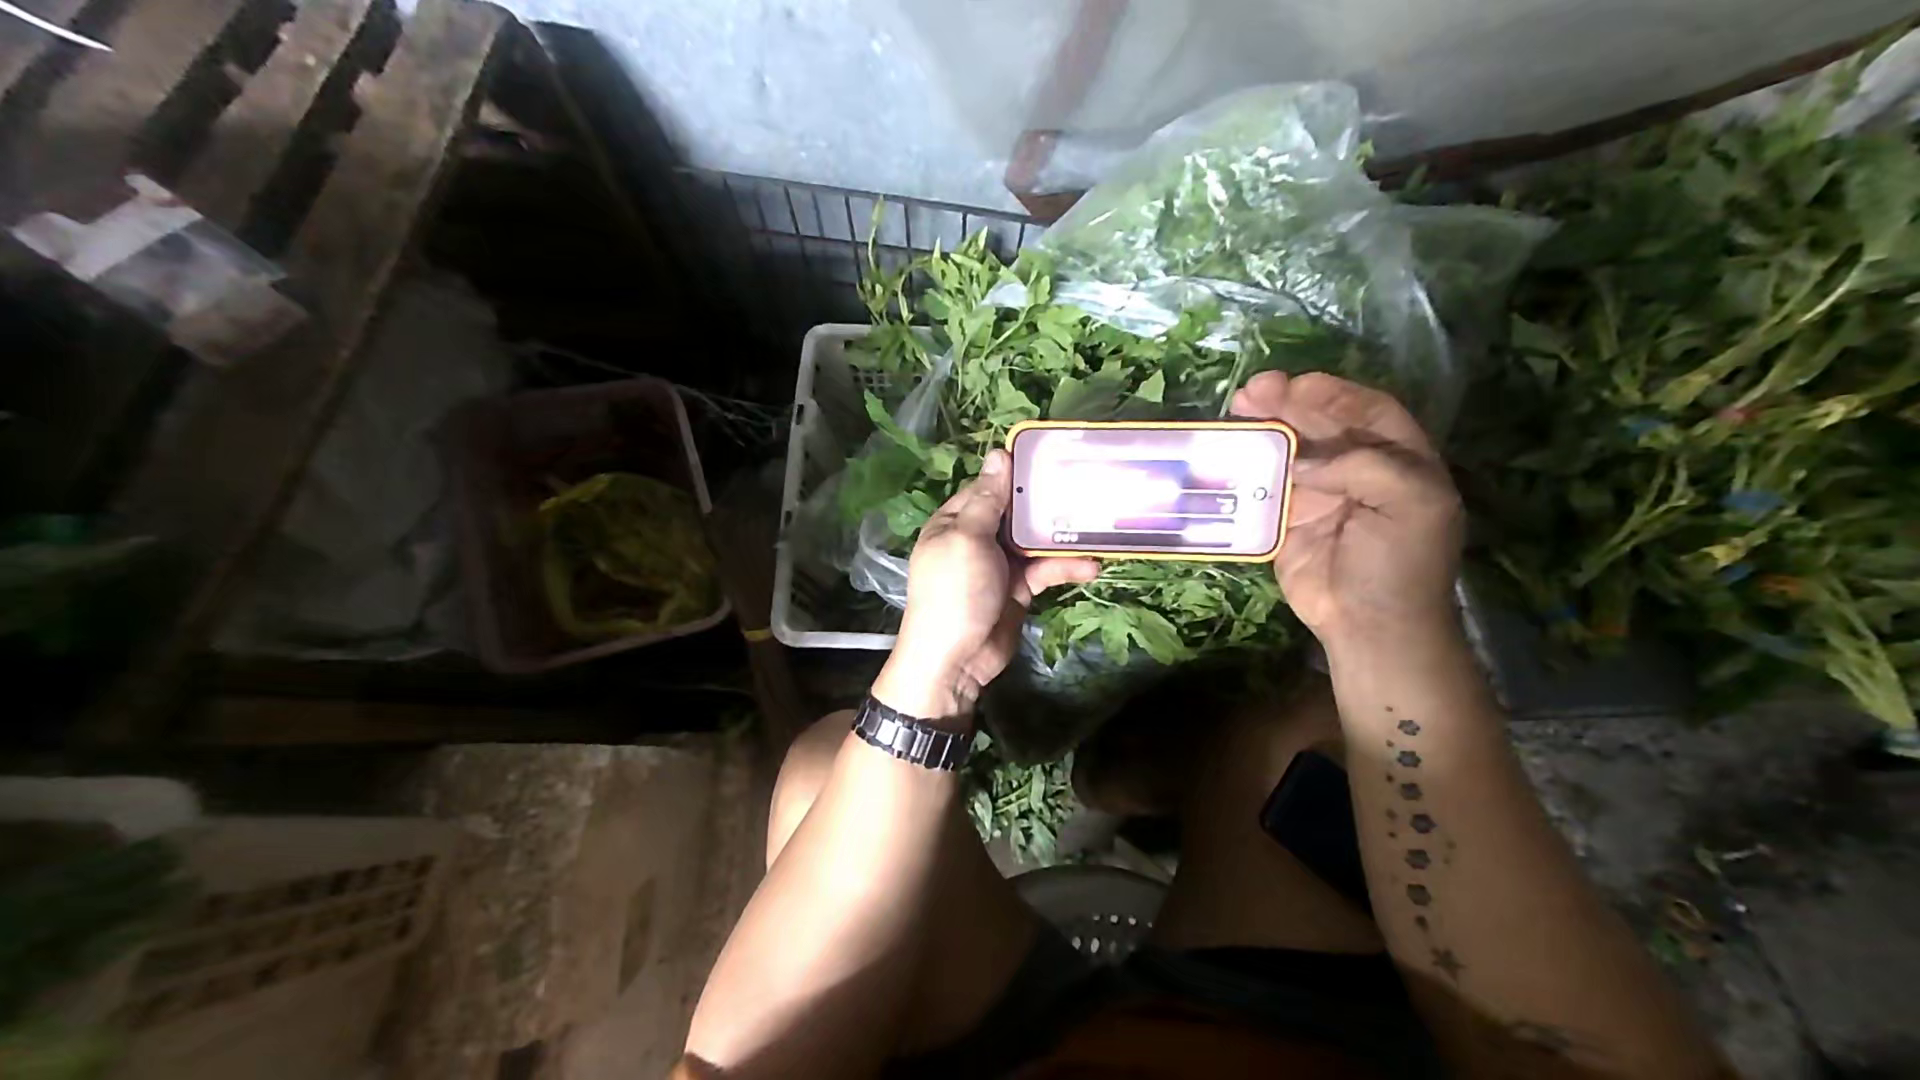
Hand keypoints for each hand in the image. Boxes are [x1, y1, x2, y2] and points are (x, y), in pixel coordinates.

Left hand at [872, 449, 1098, 722]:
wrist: (956, 661)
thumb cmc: (955, 592)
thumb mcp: (968, 540)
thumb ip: (987, 500)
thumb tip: (997, 453)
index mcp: (956, 520)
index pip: (990, 487)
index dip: (1018, 473)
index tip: (1054, 456)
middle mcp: (977, 538)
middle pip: (1016, 512)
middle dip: (1047, 502)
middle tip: (1088, 486)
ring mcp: (999, 564)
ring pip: (1035, 540)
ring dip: (1063, 537)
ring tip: (1099, 526)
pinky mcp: (1018, 588)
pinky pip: (1044, 570)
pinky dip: (1065, 567)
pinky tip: (1091, 567)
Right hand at [1231, 372, 1464, 646]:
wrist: (1368, 624)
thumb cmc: (1400, 563)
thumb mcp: (1411, 503)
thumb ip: (1363, 466)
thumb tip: (1298, 461)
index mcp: (1399, 460)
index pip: (1366, 411)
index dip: (1332, 393)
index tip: (1295, 384)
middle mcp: (1356, 469)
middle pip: (1320, 424)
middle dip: (1288, 403)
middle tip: (1251, 390)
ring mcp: (1318, 493)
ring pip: (1287, 449)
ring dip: (1262, 428)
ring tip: (1235, 409)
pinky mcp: (1285, 518)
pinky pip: (1262, 485)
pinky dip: (1244, 468)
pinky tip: (1227, 452)